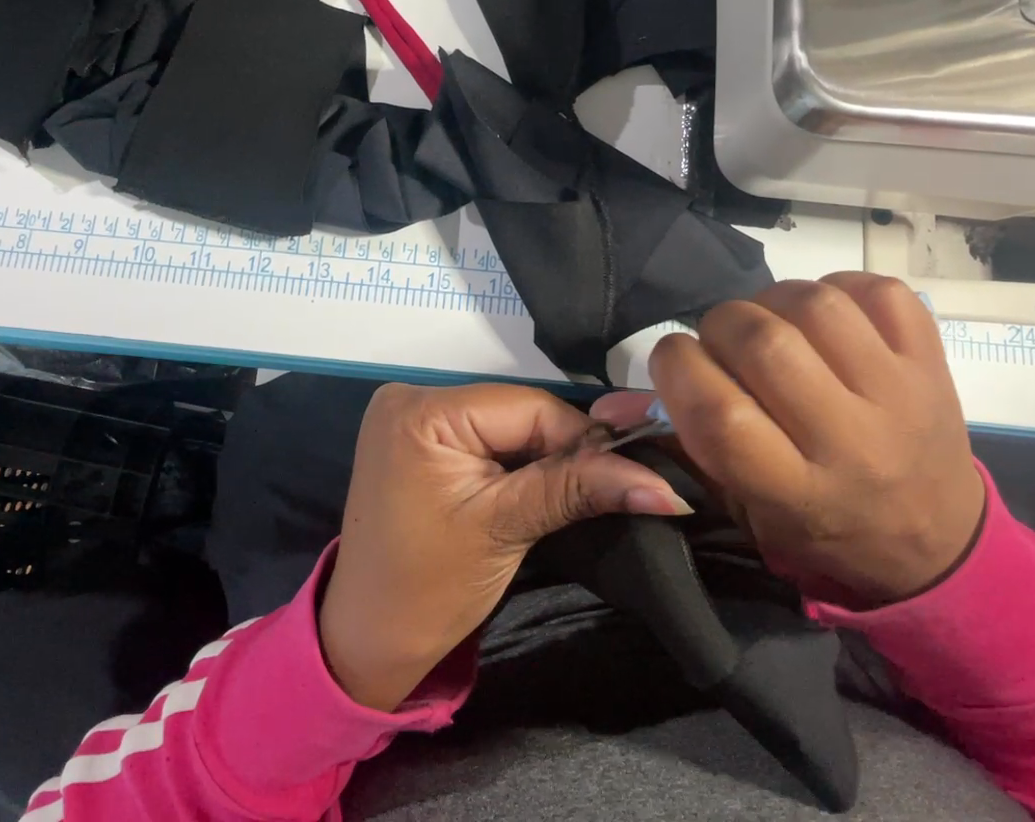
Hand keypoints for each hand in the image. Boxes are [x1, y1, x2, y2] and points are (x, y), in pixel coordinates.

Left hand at [317, 383, 689, 711]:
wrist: (369, 638)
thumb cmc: (429, 588)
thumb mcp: (507, 527)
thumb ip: (580, 489)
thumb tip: (666, 484)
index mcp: (422, 411)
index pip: (529, 407)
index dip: (585, 439)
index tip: (634, 472)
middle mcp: (411, 398)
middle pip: (518, 412)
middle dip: (567, 449)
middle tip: (617, 483)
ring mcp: (412, 419)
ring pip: (507, 425)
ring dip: (547, 457)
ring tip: (588, 486)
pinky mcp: (420, 442)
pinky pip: (485, 439)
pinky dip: (518, 462)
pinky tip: (544, 485)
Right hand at [592, 272, 983, 609]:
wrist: (936, 543)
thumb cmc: (824, 531)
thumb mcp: (747, 513)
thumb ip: (689, 449)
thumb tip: (626, 395)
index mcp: (795, 492)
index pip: (720, 413)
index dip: (677, 367)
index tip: (673, 360)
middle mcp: (850, 442)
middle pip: (765, 346)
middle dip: (721, 325)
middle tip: (721, 341)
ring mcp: (899, 395)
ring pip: (817, 304)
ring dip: (772, 299)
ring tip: (770, 321)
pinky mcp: (930, 363)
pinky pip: (878, 291)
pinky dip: (837, 286)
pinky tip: (823, 314)